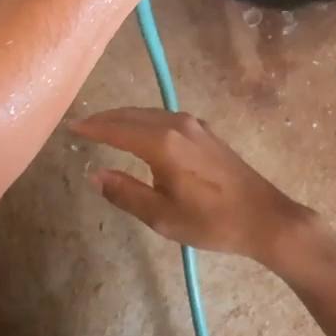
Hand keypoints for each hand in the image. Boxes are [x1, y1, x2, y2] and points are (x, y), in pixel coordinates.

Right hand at [69, 108, 316, 264]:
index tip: (71, 127)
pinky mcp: (206, 132)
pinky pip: (164, 118)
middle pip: (131, 115)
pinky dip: (143, 121)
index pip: (116, 128)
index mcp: (162, 143)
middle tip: (82, 126)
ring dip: (124, 118)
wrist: (265, 218)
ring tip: (104, 128)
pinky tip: (139, 133)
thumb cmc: (211, 221)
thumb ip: (125, 193)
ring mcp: (194, 125)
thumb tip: (95, 175)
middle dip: (105, 119)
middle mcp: (176, 125)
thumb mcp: (162, 216)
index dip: (92, 128)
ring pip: (148, 114)